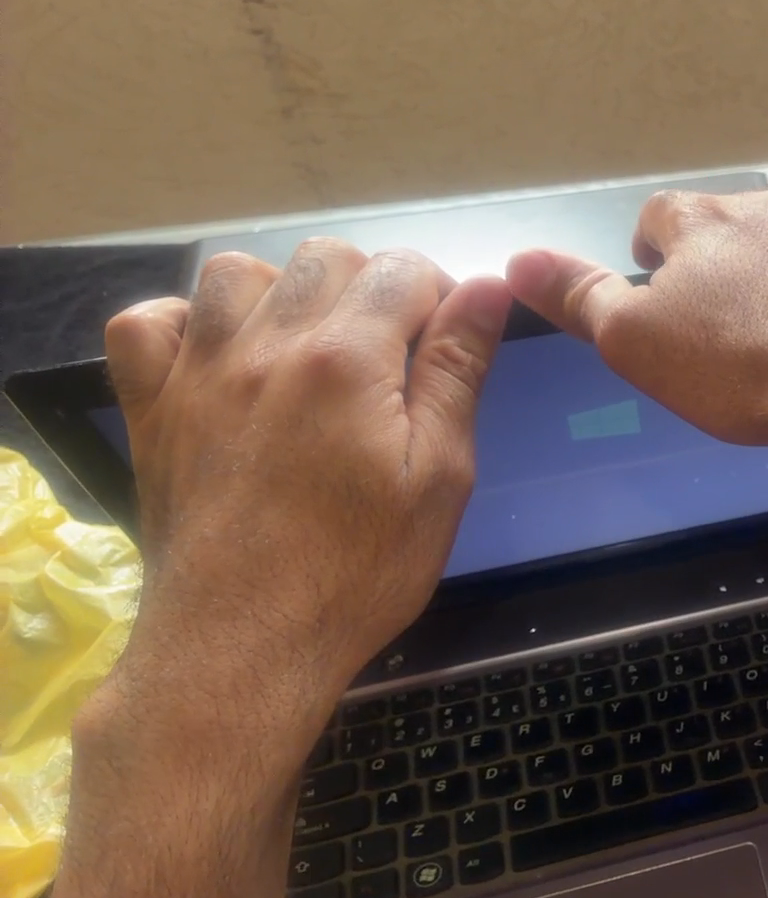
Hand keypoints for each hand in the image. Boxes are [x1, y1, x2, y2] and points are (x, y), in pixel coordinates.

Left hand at [102, 240, 510, 714]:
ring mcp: (193, 372)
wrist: (248, 638)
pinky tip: (237, 361)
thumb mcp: (442, 471)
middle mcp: (261, 346)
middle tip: (404, 356)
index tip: (456, 345)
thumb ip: (458, 372)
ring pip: (236, 271)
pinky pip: (152, 320)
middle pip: (325, 259)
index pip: (401, 272)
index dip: (444, 297)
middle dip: (380, 289)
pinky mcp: (150, 406)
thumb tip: (486, 289)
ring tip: (325, 352)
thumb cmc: (367, 562)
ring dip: (293, 294)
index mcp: (345, 362)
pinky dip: (199, 321)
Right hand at [503, 184, 767, 446]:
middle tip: (743, 307)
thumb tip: (517, 259)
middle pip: (738, 219)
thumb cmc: (746, 372)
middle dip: (733, 254)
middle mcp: (766, 203)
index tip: (668, 281)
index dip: (661, 250)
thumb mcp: (639, 347)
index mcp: (700, 224)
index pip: (663, 218)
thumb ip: (581, 299)